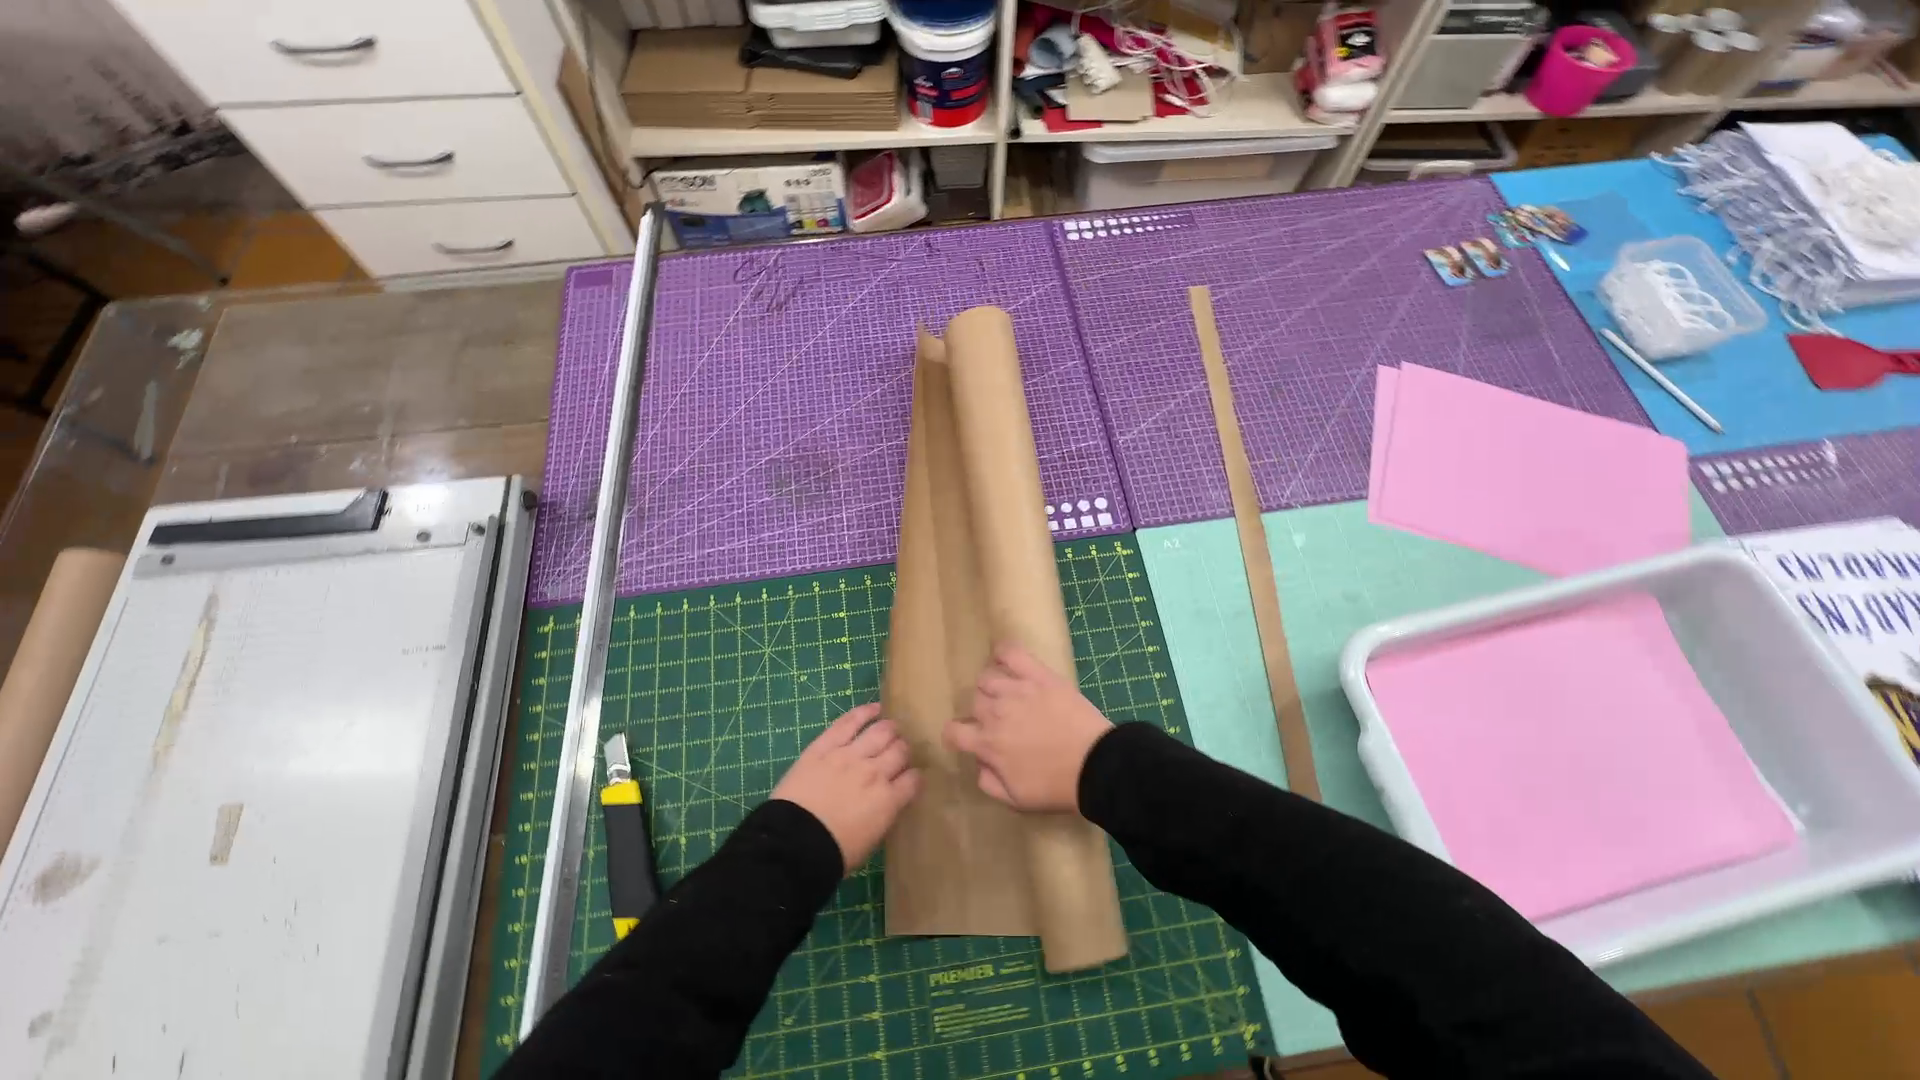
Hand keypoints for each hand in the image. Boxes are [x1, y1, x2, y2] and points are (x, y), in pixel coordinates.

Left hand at [771, 703, 922, 874]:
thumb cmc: (833, 853)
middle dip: (903, 750)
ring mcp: (850, 755)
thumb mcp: (870, 841)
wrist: (794, 844)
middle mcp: (875, 772)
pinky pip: (849, 722)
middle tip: (898, 752)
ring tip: (891, 728)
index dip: (914, 776)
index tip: (909, 778)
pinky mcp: (825, 746)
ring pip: (881, 732)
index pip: (914, 779)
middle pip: (900, 751)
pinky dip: (864, 712)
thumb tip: (889, 803)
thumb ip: (884, 815)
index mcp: (889, 800)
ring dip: (889, 730)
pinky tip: (874, 708)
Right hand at [944, 643, 1111, 812]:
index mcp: (988, 744)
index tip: (967, 737)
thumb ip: (988, 782)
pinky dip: (1002, 652)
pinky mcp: (1039, 676)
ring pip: (987, 678)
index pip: (953, 731)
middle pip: (974, 702)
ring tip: (1007, 695)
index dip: (956, 735)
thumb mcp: (1016, 800)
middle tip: (1001, 722)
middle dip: (982, 713)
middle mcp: (995, 713)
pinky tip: (1003, 658)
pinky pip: (1011, 652)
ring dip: (992, 688)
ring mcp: (1016, 690)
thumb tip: (979, 763)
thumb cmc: (1056, 786)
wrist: (1095, 765)